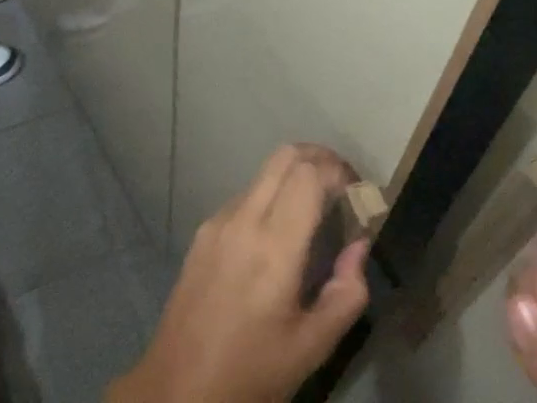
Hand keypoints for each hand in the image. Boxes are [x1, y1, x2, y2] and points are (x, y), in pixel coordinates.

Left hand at [108, 144, 369, 402]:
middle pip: (285, 156)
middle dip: (321, 160)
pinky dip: (270, 197)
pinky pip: (244, 197)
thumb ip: (346, 292)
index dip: (339, 172)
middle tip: (342, 189)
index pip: (309, 174)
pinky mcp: (201, 235)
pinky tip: (279, 236)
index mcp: (273, 247)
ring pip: (263, 173)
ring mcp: (216, 224)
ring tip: (314, 213)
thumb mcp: (312, 346)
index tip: (357, 195)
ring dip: (294, 178)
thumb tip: (359, 245)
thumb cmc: (251, 371)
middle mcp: (242, 222)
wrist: (176, 392)